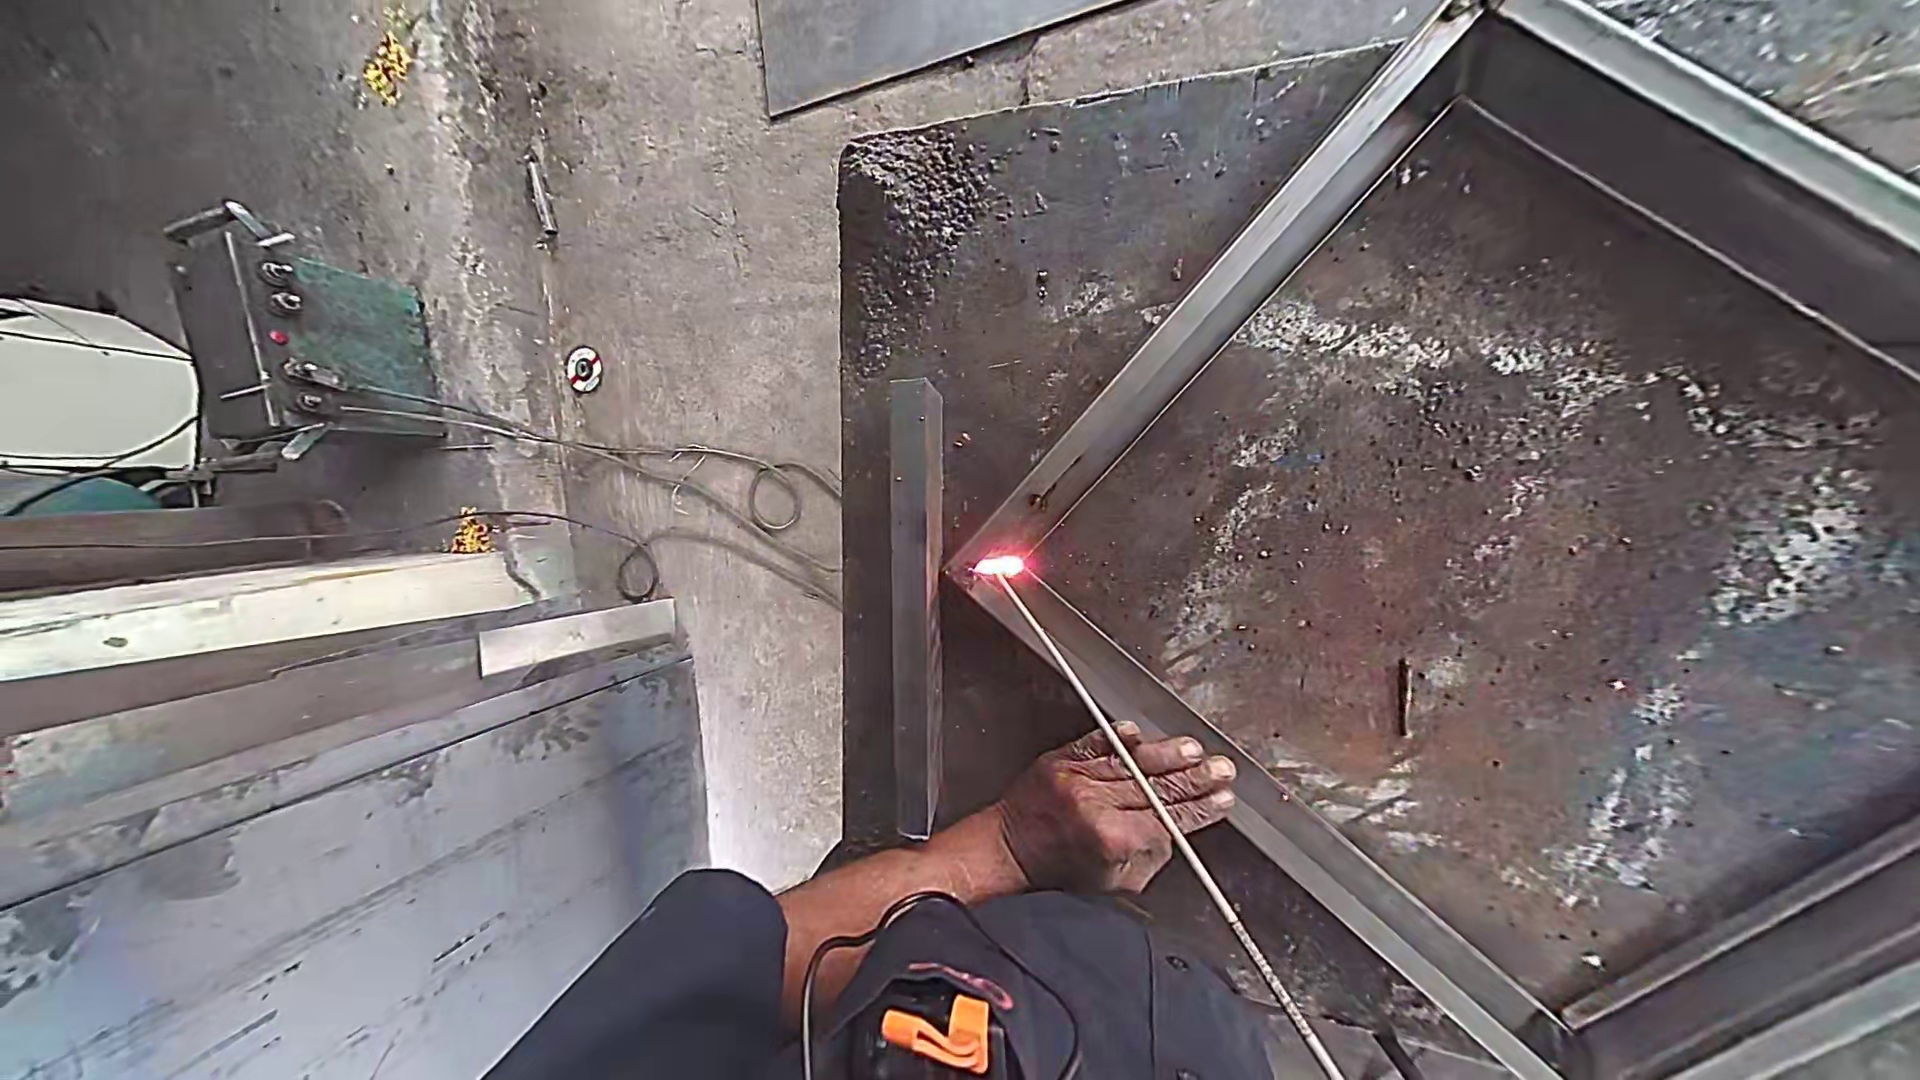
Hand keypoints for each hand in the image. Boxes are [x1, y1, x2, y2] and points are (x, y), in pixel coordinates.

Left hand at [993, 721, 1236, 893]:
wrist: (1009, 850)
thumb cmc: (1060, 871)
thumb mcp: (1115, 882)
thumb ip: (1149, 856)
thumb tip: (1178, 830)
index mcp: (1111, 838)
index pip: (1168, 820)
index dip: (1201, 809)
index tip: (1223, 798)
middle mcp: (1094, 803)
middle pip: (1155, 788)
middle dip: (1194, 779)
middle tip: (1221, 769)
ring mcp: (1076, 777)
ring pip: (1130, 762)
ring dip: (1166, 754)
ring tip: (1193, 749)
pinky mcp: (1060, 760)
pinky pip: (1092, 744)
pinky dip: (1115, 737)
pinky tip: (1137, 731)